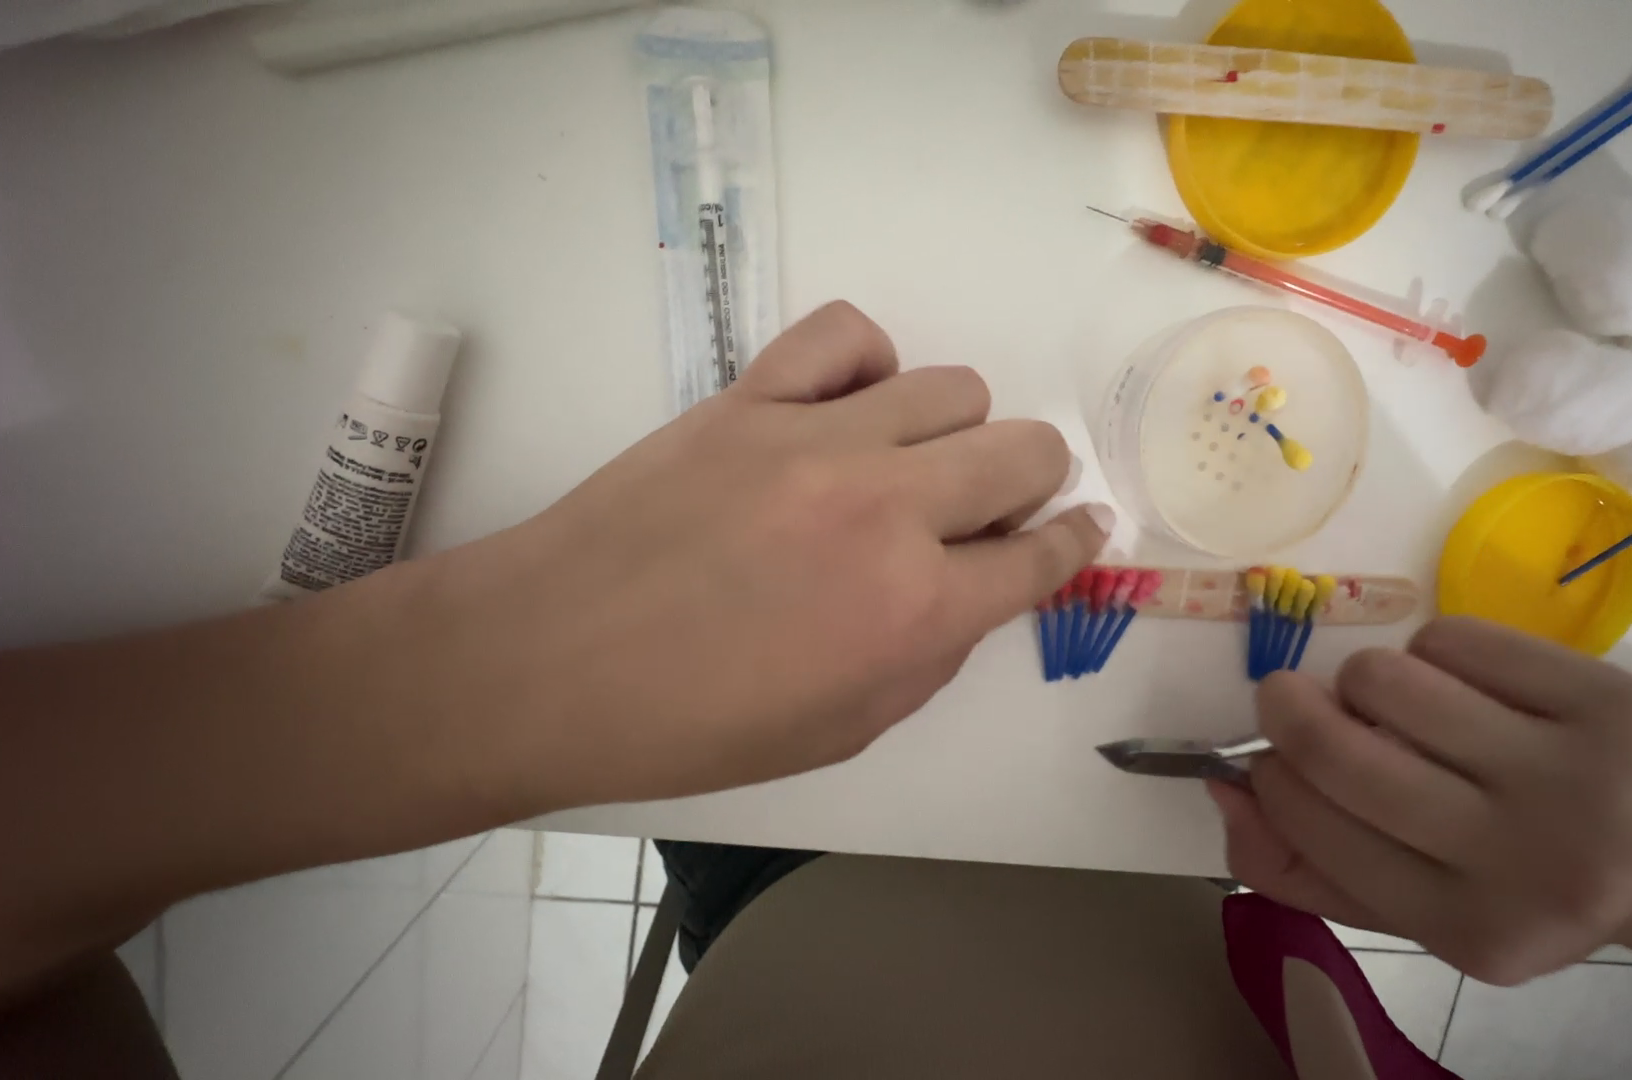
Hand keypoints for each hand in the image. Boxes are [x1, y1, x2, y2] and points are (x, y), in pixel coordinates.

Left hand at [429, 302, 1107, 803]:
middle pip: (1024, 451)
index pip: (1042, 556)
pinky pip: (846, 335)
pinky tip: (853, 405)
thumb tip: (976, 588)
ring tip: (914, 464)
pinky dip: (870, 363)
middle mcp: (889, 510)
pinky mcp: (751, 398)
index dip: (1076, 542)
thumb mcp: (847, 730)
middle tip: (994, 508)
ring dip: (959, 430)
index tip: (1082, 528)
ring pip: (953, 386)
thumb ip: (933, 654)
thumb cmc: (699, 725)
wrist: (549, 663)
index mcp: (917, 610)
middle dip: (1034, 481)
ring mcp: (819, 440)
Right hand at [1207, 616, 1631, 984]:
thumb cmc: (1512, 884)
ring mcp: (1581, 776)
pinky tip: (1461, 688)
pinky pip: (1449, 637)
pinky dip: (1428, 652)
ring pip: (1384, 678)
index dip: (1268, 775)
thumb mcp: (1401, 907)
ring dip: (1361, 681)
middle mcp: (1532, 863)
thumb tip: (1222, 785)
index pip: (1311, 823)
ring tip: (1393, 707)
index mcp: (1473, 931)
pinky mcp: (1609, 700)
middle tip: (1285, 699)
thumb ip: (1293, 865)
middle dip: (1284, 707)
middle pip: (1338, 748)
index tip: (1272, 761)